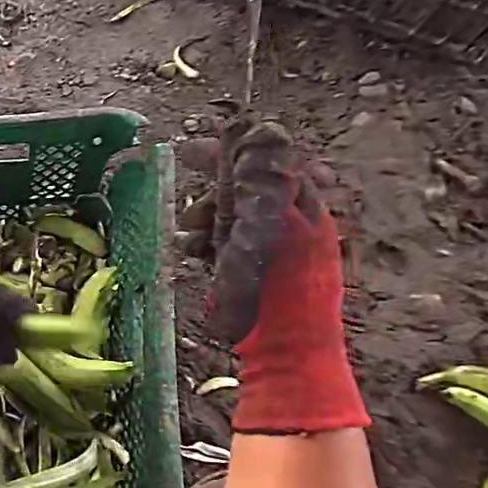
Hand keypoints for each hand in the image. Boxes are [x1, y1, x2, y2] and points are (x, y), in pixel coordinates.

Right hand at [207, 123, 367, 433]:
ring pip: (231, 218)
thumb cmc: (284, 293)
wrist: (287, 349)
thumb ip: (265, 187)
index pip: (267, 167)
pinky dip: (209, 244)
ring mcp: (271, 250)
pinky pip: (227, 245)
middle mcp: (290, 225)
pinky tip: (193, 253)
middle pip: (245, 192)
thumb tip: (258, 138)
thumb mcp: (275, 232)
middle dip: (213, 192)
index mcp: (303, 211)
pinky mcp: (253, 272)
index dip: (232, 154)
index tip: (195, 149)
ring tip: (189, 237)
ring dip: (206, 220)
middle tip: (184, 190)